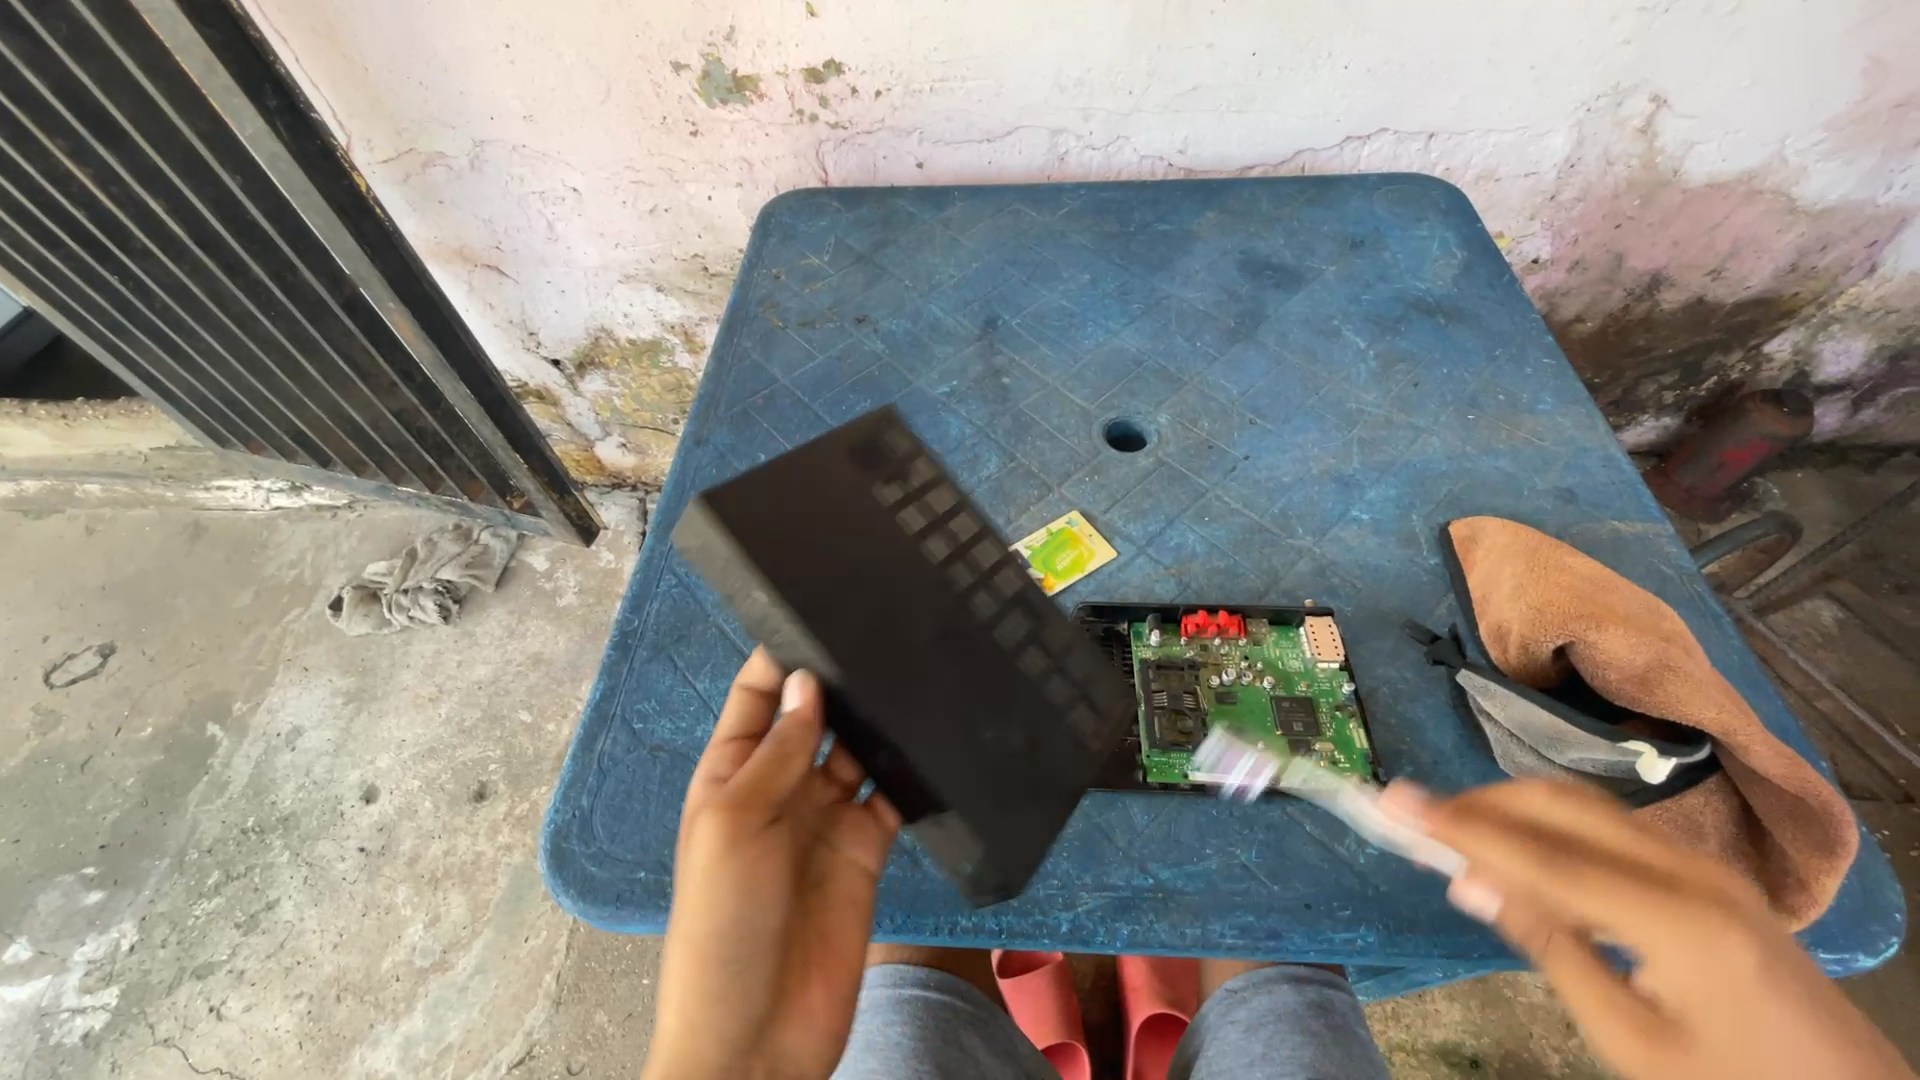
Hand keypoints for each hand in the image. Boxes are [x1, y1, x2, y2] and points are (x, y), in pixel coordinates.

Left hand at [643, 650, 901, 1079]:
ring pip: (858, 749)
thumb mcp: (734, 825)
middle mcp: (782, 785)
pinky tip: (934, 736)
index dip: (785, 658)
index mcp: (733, 773)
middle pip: (816, 716)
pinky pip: (892, 794)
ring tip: (916, 673)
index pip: (759, 697)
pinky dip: (910, 769)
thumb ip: (777, 753)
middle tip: (887, 634)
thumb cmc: (723, 923)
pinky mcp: (868, 845)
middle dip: (841, 683)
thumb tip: (809, 681)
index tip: (824, 613)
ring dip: (879, 721)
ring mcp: (827, 816)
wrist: (759, 1036)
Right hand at [1384, 777, 1912, 1079]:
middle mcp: (1692, 872)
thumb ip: (1551, 947)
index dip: (1459, 825)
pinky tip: (1516, 860)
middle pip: (1559, 806)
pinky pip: (1606, 831)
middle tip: (1417, 818)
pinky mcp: (1704, 875)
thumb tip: (1469, 883)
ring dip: (1509, 813)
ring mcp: (1704, 868)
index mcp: (1677, 921)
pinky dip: (1546, 832)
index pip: (1540, 854)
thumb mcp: (1631, 1039)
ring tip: (1453, 838)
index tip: (1393, 799)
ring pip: (1580, 809)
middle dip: (1480, 805)